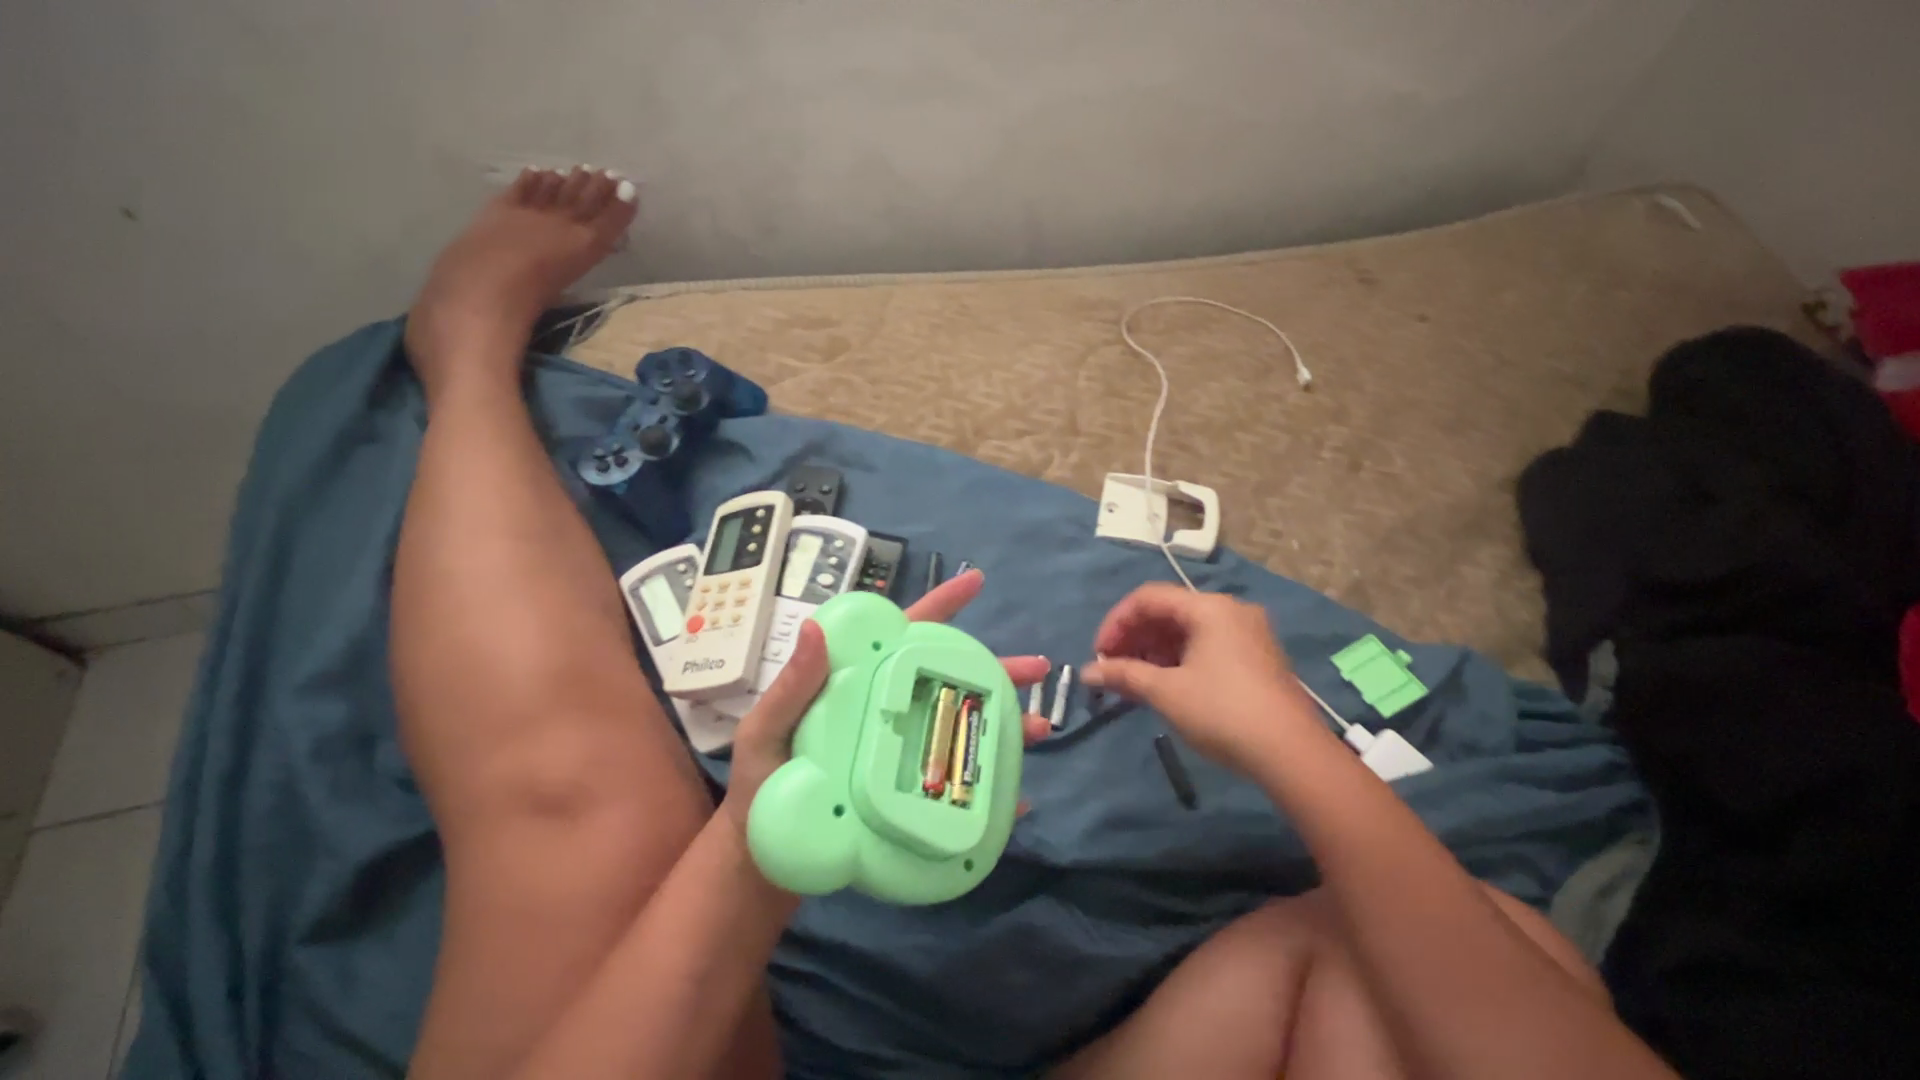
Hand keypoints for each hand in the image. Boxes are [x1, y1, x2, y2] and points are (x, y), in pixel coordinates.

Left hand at [722, 570, 1052, 831]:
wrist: (762, 864)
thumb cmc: (760, 789)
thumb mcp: (766, 734)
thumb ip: (790, 688)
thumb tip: (816, 627)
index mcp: (856, 687)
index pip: (900, 638)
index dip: (938, 608)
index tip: (976, 582)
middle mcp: (887, 713)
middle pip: (948, 680)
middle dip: (996, 670)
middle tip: (1037, 668)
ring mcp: (902, 755)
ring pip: (962, 727)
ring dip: (1004, 724)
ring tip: (1040, 728)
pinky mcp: (911, 798)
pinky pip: (959, 786)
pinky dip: (991, 789)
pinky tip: (1018, 796)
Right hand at [1081, 584, 1320, 773]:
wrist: (1291, 752)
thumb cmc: (1222, 711)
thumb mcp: (1166, 692)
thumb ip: (1124, 675)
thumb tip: (1088, 673)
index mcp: (1209, 607)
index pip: (1148, 598)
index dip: (1116, 622)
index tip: (1099, 655)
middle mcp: (1230, 611)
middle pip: (1169, 612)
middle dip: (1135, 639)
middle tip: (1113, 670)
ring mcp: (1248, 634)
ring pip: (1188, 631)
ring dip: (1155, 652)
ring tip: (1134, 682)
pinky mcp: (1257, 659)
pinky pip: (1207, 646)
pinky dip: (1180, 660)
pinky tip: (1165, 686)